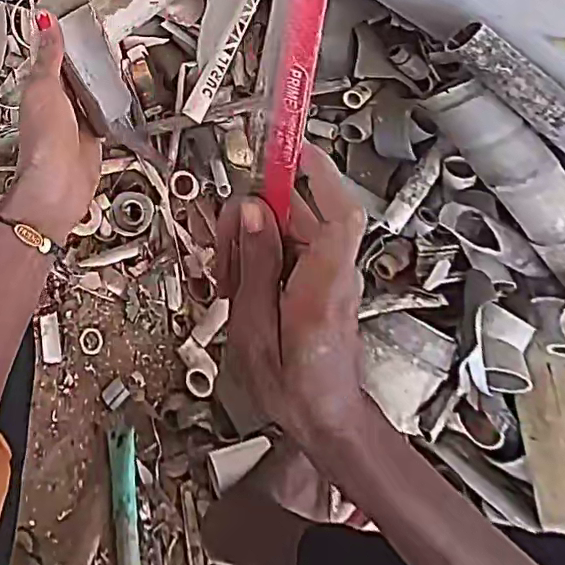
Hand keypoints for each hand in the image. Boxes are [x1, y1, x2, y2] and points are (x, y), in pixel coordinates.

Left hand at [0, 10, 102, 241]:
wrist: (58, 186)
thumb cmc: (44, 143)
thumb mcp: (45, 89)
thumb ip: (49, 57)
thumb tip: (44, 22)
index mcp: (39, 87)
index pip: (52, 52)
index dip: (63, 36)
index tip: (75, 17)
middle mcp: (56, 102)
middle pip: (74, 71)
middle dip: (86, 56)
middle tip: (102, 34)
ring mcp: (75, 118)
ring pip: (90, 90)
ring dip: (100, 78)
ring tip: (115, 57)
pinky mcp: (92, 134)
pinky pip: (104, 111)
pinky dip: (111, 102)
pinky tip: (120, 94)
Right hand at [216, 144, 370, 448]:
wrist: (324, 420)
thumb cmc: (297, 387)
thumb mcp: (255, 328)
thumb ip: (255, 264)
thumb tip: (251, 212)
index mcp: (324, 283)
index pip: (337, 211)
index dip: (317, 171)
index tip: (293, 145)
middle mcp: (332, 270)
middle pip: (294, 210)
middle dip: (252, 216)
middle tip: (227, 244)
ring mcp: (325, 271)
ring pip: (283, 224)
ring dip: (248, 239)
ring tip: (231, 275)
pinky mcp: (314, 275)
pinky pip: (282, 243)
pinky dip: (254, 252)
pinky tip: (239, 280)